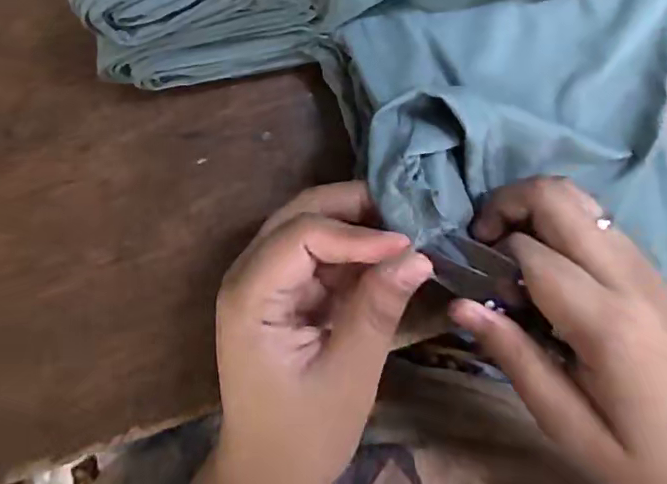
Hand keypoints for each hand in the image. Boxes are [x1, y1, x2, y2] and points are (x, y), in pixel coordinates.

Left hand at [197, 182, 432, 483]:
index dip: (355, 232)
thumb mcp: (347, 377)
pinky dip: (353, 249)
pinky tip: (386, 255)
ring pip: (311, 224)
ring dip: (357, 223)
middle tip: (408, 216)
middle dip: (354, 209)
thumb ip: (377, 310)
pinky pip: (319, 250)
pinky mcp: (283, 287)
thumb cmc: (302, 434)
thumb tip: (418, 255)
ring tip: (404, 231)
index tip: (406, 242)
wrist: (267, 472)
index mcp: (249, 294)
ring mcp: (264, 276)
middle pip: (301, 214)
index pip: (301, 234)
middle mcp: (248, 272)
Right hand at [449, 177, 666, 483]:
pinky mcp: (650, 268)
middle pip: (555, 196)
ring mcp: (643, 265)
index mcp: (607, 322)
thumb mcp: (572, 429)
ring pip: (577, 195)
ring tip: (511, 248)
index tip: (477, 286)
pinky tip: (548, 262)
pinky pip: (594, 216)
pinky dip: (559, 218)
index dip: (491, 256)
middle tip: (483, 241)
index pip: (531, 251)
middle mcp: (627, 276)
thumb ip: (516, 359)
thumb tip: (460, 303)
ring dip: (533, 206)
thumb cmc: (647, 465)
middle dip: (506, 203)